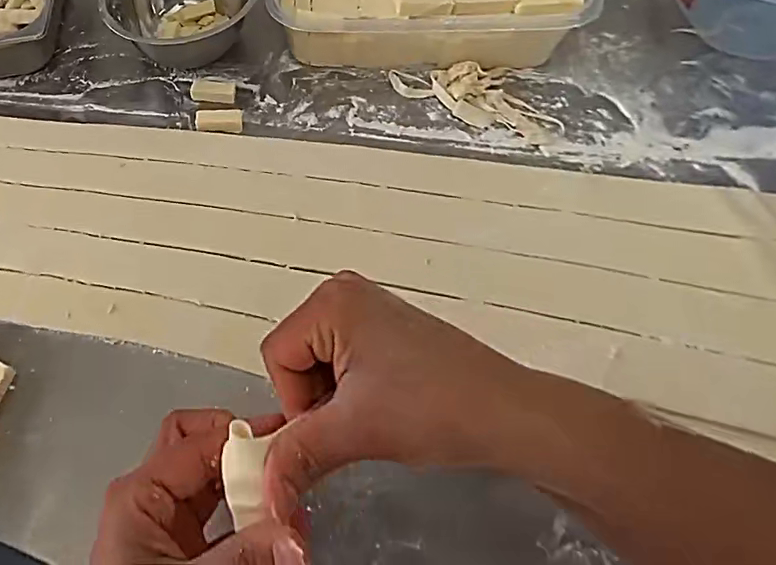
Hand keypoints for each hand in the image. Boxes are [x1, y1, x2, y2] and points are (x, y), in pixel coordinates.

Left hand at [91, 408, 307, 564]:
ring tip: (283, 496)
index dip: (238, 438)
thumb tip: (290, 536)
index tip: (280, 443)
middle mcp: (147, 500)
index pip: (195, 442)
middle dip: (239, 450)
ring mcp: (161, 525)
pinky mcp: (177, 551)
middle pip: (196, 447)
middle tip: (281, 458)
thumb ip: (242, 557)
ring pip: (207, 479)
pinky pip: (212, 514)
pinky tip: (268, 528)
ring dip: (244, 483)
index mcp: (138, 495)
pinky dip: (241, 514)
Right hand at [258, 271, 537, 523]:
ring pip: (318, 362)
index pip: (277, 355)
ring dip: (335, 399)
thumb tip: (267, 483)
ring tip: (374, 414)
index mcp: (332, 300)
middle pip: (296, 356)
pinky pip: (342, 358)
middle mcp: (345, 293)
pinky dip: (352, 390)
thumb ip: (299, 455)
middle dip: (316, 400)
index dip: (295, 402)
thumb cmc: (446, 404)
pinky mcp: (382, 327)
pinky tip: (382, 406)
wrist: (508, 417)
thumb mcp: (357, 431)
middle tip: (352, 423)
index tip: (326, 428)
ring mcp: (366, 307)